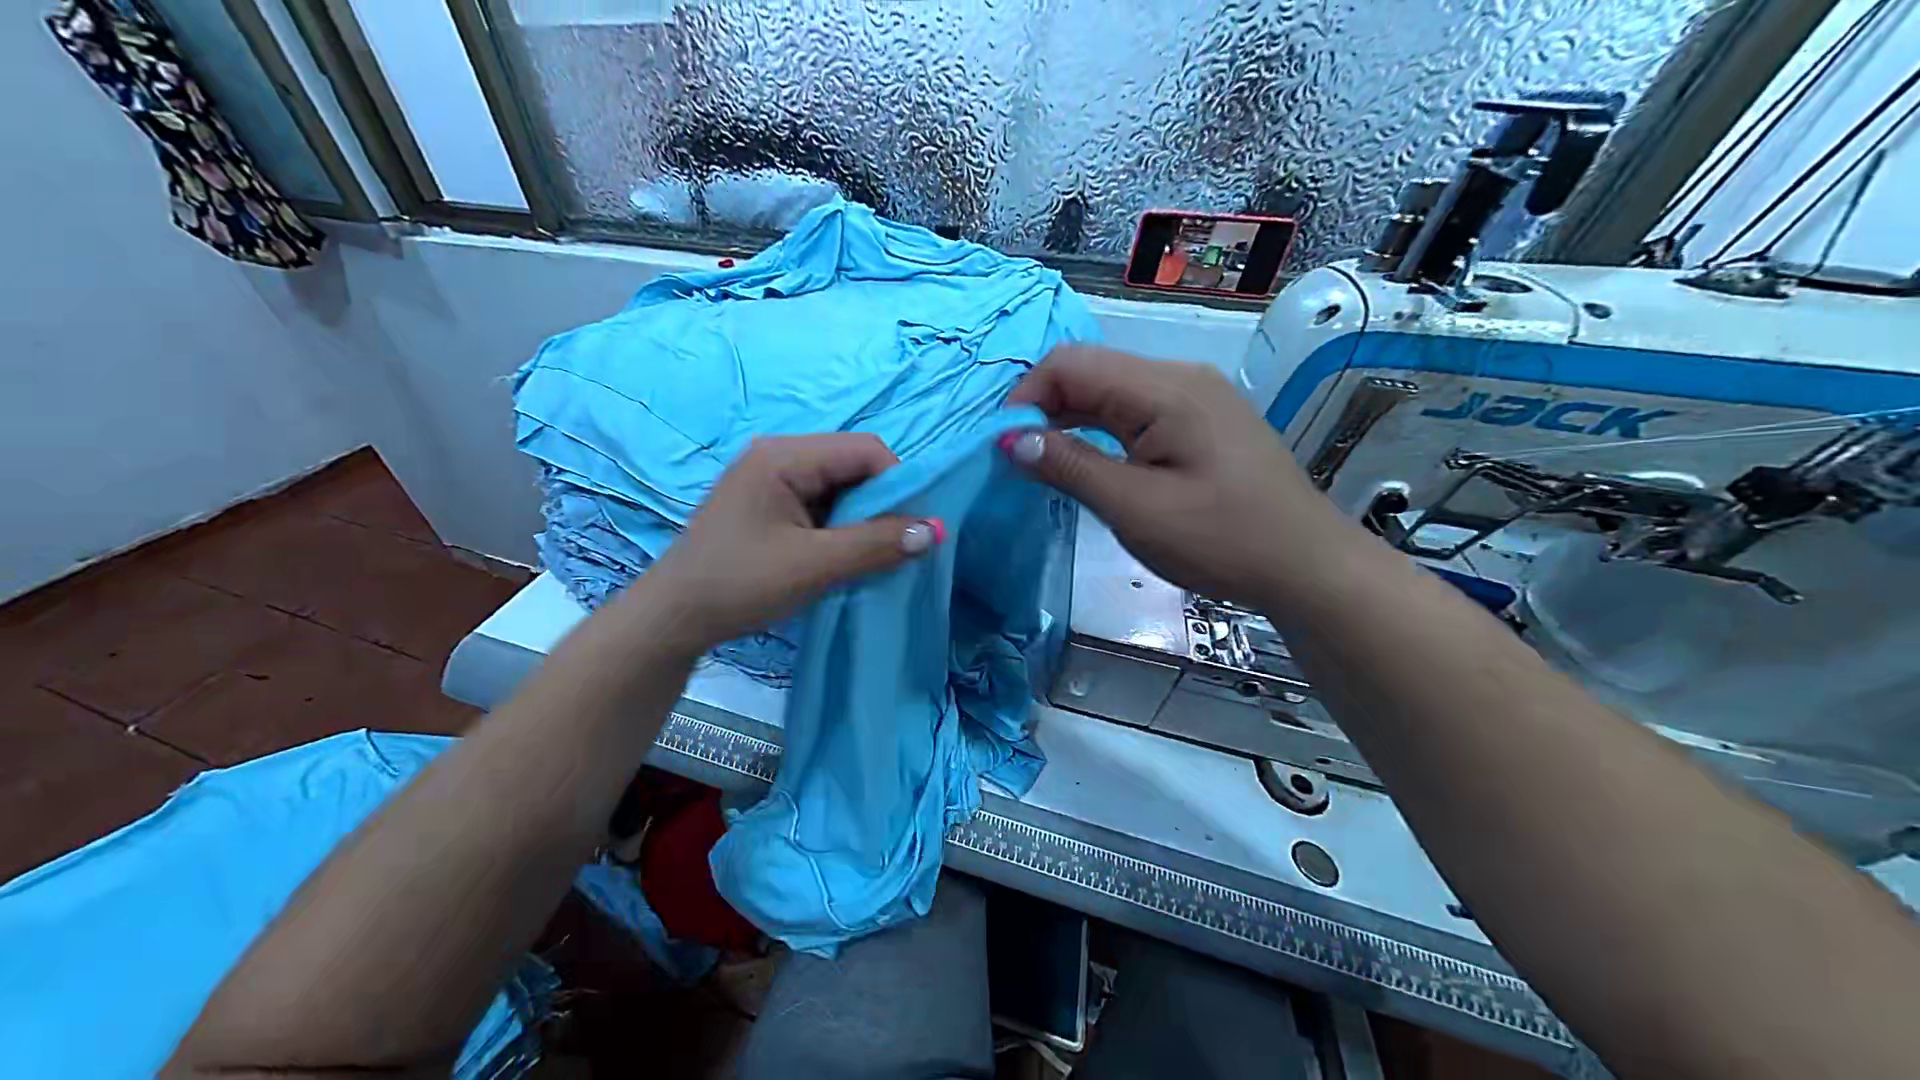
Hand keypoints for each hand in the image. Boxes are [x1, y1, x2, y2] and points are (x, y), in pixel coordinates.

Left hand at [620, 434, 939, 656]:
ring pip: (842, 489)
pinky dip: (841, 530)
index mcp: (784, 455)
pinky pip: (823, 507)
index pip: (866, 450)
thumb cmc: (738, 584)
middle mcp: (779, 456)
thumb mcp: (813, 565)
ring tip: (863, 558)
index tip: (909, 532)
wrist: (673, 619)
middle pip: (854, 466)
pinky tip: (840, 558)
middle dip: (880, 506)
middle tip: (889, 549)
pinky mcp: (770, 506)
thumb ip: (876, 544)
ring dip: (862, 521)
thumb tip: (935, 531)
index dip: (897, 486)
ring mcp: (772, 481)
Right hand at [1004, 344, 1351, 607]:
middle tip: (1017, 460)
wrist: (1306, 566)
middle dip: (1045, 408)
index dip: (1027, 397)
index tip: (1004, 447)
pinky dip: (1102, 430)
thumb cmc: (1222, 540)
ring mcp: (1195, 397)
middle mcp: (1179, 378)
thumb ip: (1070, 467)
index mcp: (1164, 388)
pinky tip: (1088, 461)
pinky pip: (1137, 410)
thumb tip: (1011, 439)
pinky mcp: (1201, 421)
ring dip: (1071, 420)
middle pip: (1091, 371)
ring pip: (1112, 391)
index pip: (1072, 363)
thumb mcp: (1136, 509)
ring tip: (1044, 463)